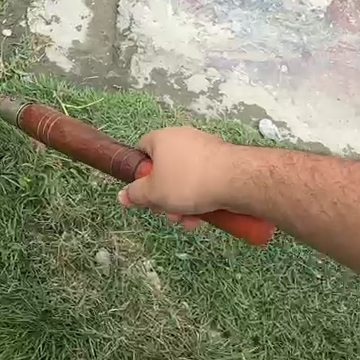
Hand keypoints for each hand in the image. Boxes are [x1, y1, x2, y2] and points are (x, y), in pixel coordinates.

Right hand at [118, 126, 236, 227]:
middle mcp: (183, 138)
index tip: (145, 191)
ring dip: (183, 202)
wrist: (238, 180)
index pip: (142, 150)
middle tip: (168, 213)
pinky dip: (202, 197)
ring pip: (186, 178)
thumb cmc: (188, 182)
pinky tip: (205, 217)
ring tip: (189, 221)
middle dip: (164, 195)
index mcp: (161, 138)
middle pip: (165, 169)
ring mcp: (205, 148)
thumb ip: (135, 194)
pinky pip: (205, 180)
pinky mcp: (224, 161)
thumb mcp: (153, 193)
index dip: (140, 173)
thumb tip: (122, 196)